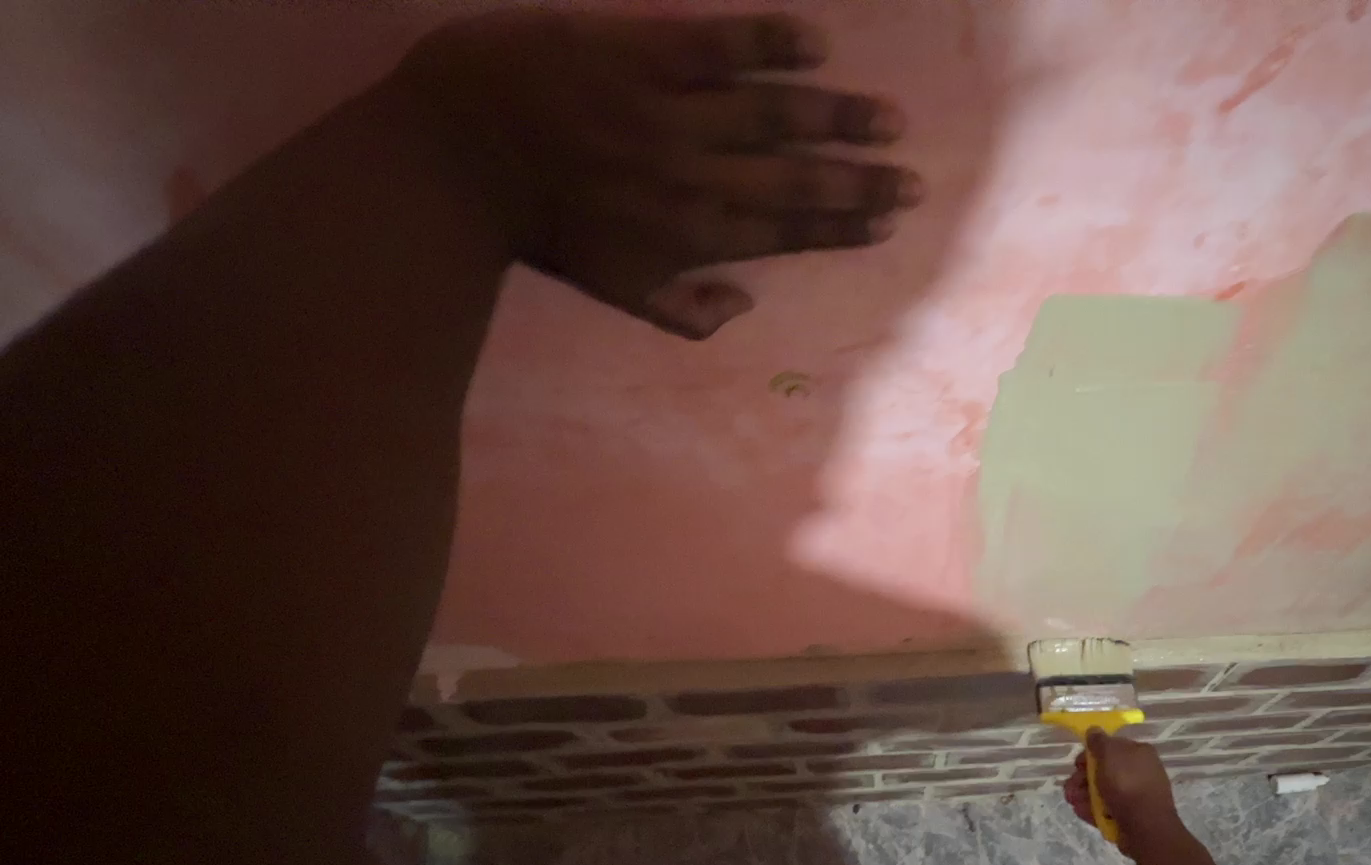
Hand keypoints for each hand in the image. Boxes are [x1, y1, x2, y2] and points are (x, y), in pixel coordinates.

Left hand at [394, 10, 919, 338]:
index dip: (840, 227)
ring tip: (889, 122)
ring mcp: (670, 118)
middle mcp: (697, 180)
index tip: (885, 224)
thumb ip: (687, 312)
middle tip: (913, 182)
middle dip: (859, 184)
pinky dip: (767, 45)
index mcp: (694, 236)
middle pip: (794, 181)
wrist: (454, 161)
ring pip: (770, 118)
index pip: (786, 232)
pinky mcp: (636, 57)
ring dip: (836, 122)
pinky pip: (713, 47)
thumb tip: (748, 303)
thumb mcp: (618, 292)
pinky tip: (817, 44)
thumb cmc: (543, 231)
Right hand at [1065, 730, 1181, 854]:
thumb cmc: (1127, 784)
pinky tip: (1082, 812)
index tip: (1077, 764)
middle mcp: (1138, 772)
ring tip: (1072, 801)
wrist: (1146, 828)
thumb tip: (1093, 730)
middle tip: (1070, 786)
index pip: (1110, 747)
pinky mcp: (1129, 816)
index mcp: (1138, 753)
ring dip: (1083, 794)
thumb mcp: (1109, 754)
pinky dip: (1093, 810)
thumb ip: (1099, 741)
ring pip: (1102, 791)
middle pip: (1103, 770)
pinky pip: (1107, 809)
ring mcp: (1135, 796)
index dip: (1090, 754)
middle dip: (1082, 778)